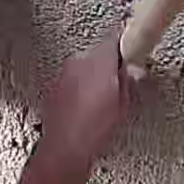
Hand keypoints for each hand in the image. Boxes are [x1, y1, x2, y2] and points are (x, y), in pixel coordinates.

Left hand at [41, 32, 128, 159]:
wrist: (66, 148)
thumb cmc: (93, 129)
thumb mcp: (123, 104)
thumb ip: (126, 80)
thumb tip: (128, 73)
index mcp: (100, 62)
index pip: (114, 36)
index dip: (124, 35)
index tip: (129, 36)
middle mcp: (78, 62)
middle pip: (98, 53)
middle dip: (108, 64)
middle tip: (119, 81)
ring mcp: (63, 74)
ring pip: (83, 66)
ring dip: (92, 76)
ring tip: (101, 100)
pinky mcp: (54, 87)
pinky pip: (71, 80)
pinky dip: (79, 87)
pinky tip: (86, 106)